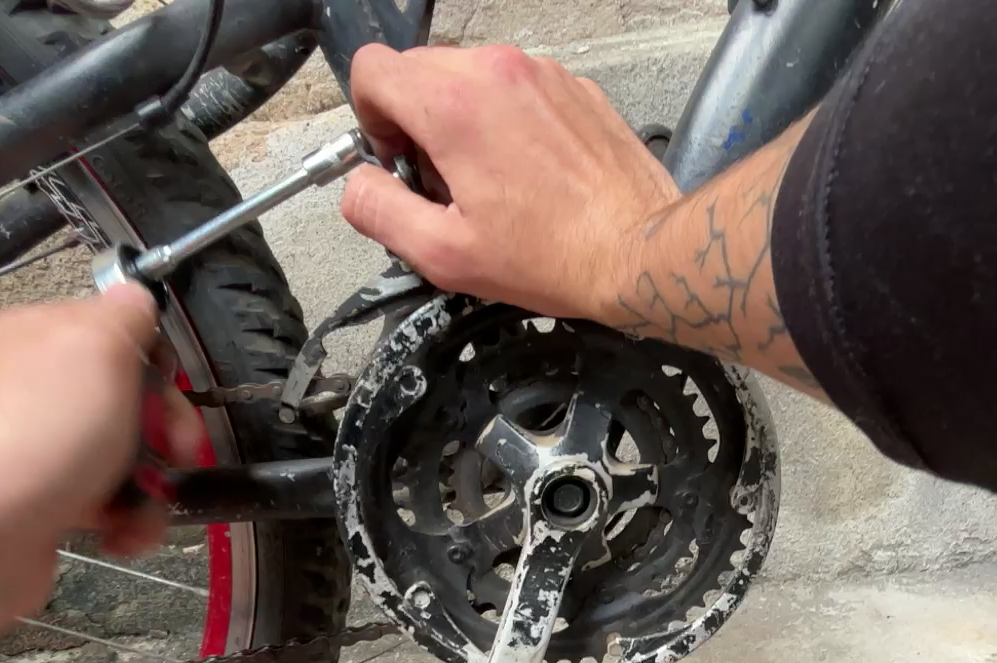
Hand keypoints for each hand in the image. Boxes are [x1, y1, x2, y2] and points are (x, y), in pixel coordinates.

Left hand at [0, 286, 202, 640]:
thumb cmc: (32, 442)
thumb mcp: (93, 353)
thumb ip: (123, 317)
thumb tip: (136, 293)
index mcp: (43, 341)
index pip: (126, 337)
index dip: (164, 370)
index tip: (174, 398)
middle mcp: (38, 391)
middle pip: (136, 403)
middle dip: (169, 434)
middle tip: (173, 455)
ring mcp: (41, 450)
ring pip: (131, 459)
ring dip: (154, 487)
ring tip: (145, 508)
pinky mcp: (47, 505)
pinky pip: (112, 506)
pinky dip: (130, 522)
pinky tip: (122, 534)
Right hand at [339, 43, 680, 321]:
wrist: (639, 253)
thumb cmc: (555, 258)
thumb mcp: (446, 254)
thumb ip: (380, 212)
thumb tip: (358, 186)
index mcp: (455, 104)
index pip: (372, 71)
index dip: (372, 120)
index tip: (399, 163)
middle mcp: (498, 71)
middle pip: (422, 73)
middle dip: (419, 125)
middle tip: (448, 187)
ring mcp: (544, 75)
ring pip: (473, 79)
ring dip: (467, 123)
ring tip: (496, 186)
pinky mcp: (578, 90)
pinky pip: (521, 92)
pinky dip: (513, 124)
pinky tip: (534, 177)